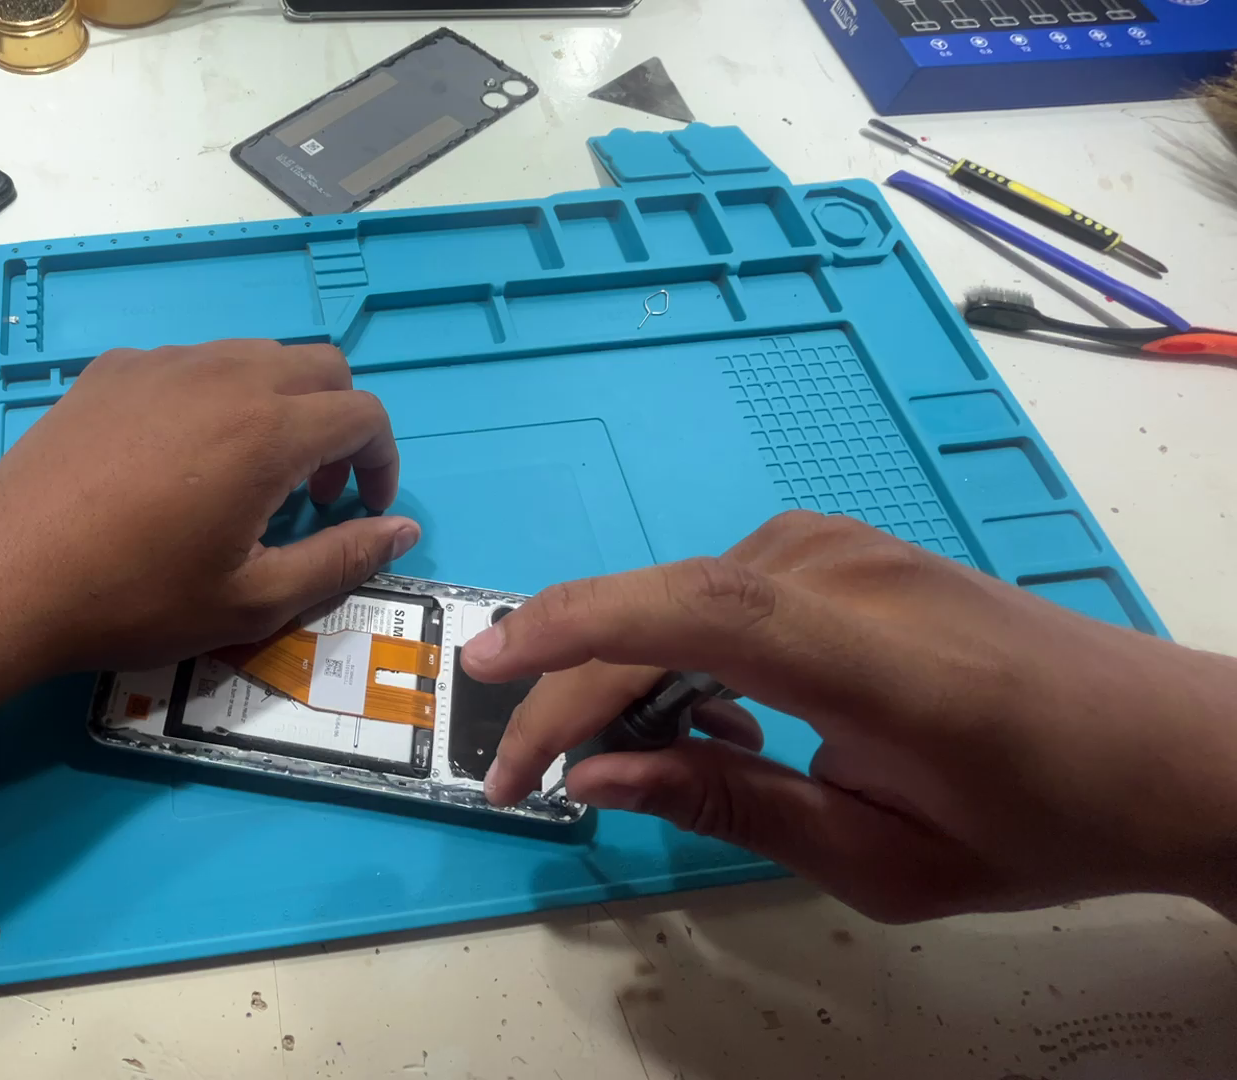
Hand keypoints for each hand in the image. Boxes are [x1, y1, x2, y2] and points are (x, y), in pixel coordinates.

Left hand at [0, 339, 416, 676]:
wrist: (3, 577)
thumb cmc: (134, 599)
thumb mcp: (252, 600)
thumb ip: (341, 559)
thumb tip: (404, 529)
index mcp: (268, 429)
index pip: (363, 415)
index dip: (381, 462)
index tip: (361, 509)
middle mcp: (223, 374)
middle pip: (319, 368)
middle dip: (338, 425)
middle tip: (311, 493)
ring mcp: (162, 363)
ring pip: (256, 358)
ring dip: (280, 406)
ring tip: (247, 475)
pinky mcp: (113, 369)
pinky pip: (193, 365)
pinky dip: (218, 398)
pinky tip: (179, 458)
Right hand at [461, 509, 1236, 920]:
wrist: (1167, 741)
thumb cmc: (1035, 819)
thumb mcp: (879, 857)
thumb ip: (723, 805)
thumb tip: (591, 776)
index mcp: (873, 658)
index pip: (691, 612)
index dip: (573, 628)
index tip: (484, 667)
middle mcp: (831, 571)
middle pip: (650, 616)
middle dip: (563, 692)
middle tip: (515, 769)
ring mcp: (819, 544)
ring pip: (662, 606)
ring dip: (614, 679)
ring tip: (610, 751)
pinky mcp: (809, 545)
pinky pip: (698, 597)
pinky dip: (664, 655)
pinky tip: (691, 712)